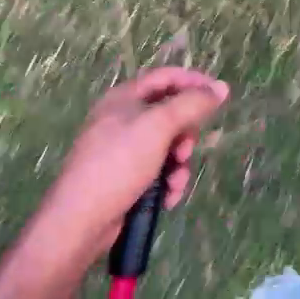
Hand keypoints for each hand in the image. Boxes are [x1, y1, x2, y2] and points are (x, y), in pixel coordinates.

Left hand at [0, 68, 230, 298]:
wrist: (78, 222)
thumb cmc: (119, 163)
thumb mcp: (160, 125)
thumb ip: (193, 103)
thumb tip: (221, 89)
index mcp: (124, 98)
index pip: (168, 77)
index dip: (195, 82)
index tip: (219, 97)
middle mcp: (122, 119)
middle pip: (170, 113)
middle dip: (186, 133)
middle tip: (187, 149)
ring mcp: (121, 150)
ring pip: (167, 144)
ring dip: (179, 163)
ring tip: (175, 180)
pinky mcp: (123, 177)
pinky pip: (156, 168)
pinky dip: (167, 180)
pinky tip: (167, 196)